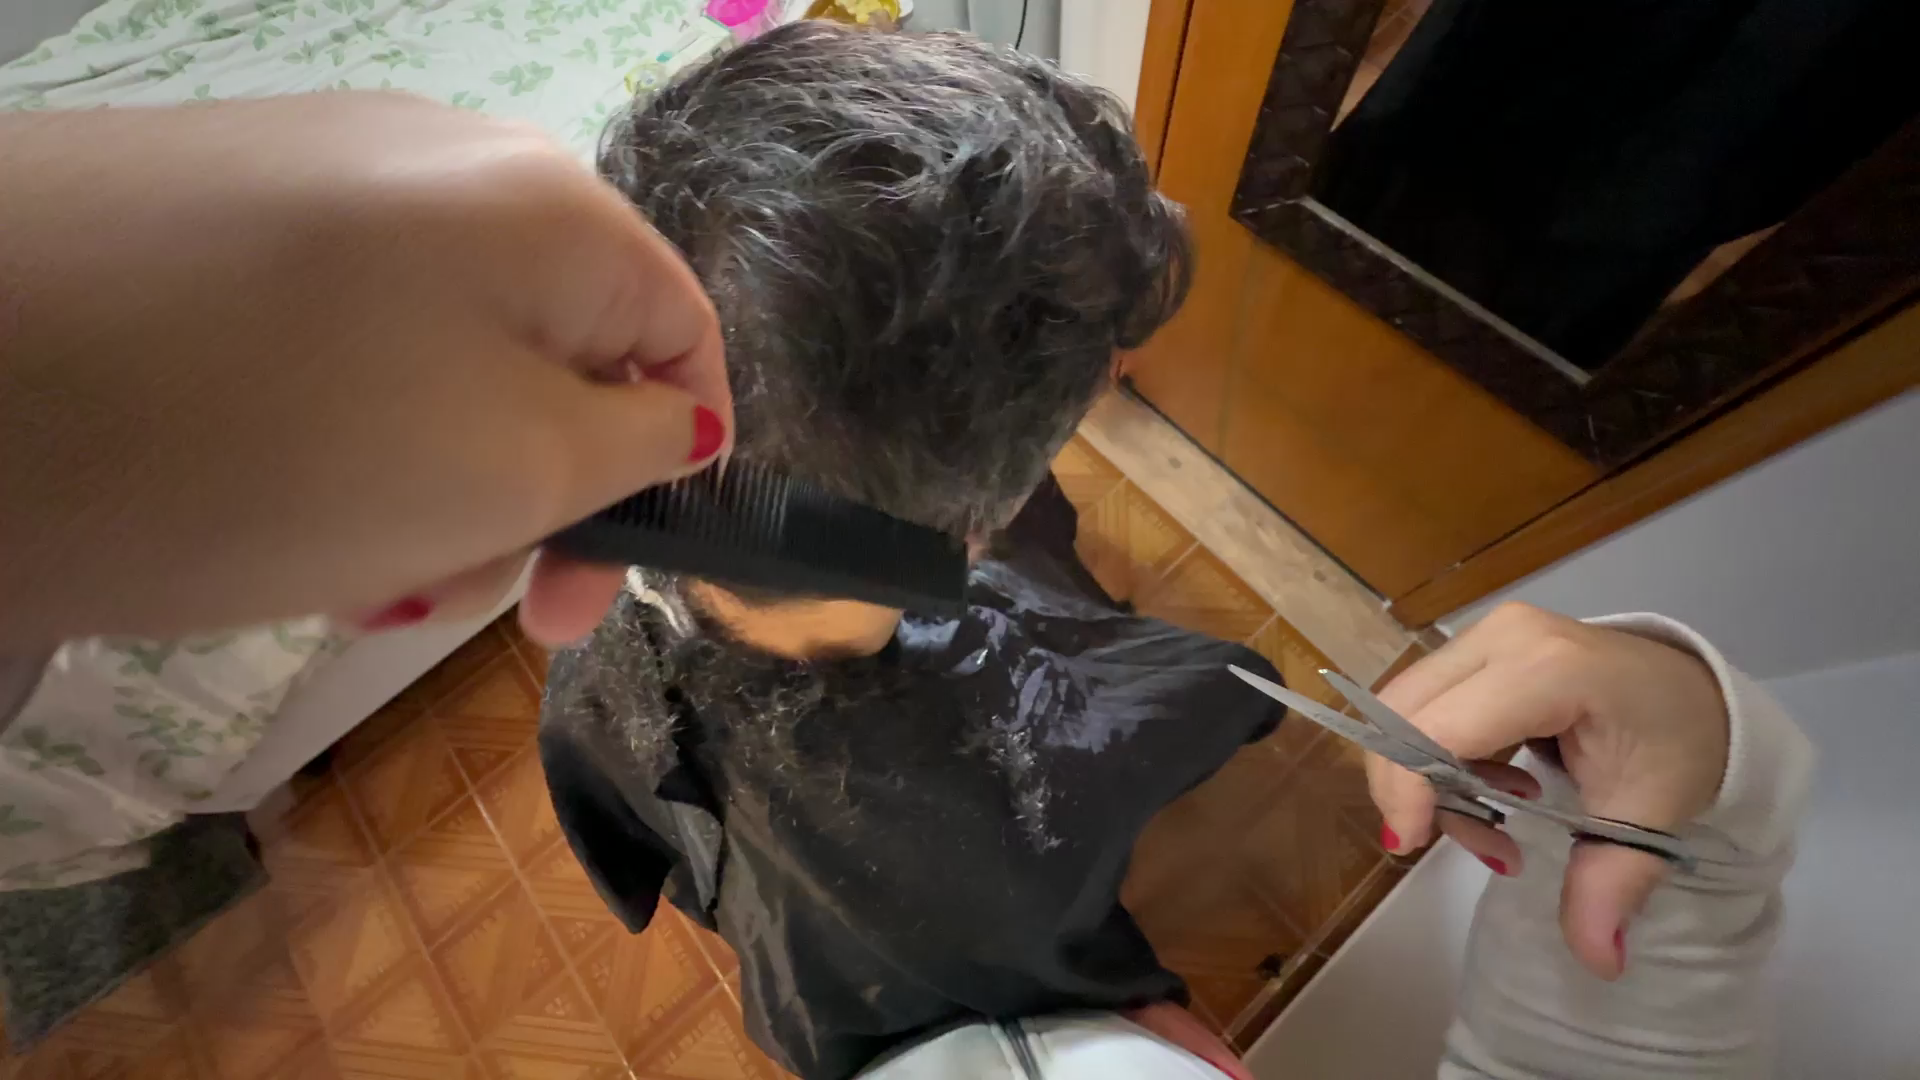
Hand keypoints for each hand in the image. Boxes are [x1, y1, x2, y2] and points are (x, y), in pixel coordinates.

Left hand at [0, 93, 730, 648]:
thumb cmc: (288, 441)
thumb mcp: (530, 467)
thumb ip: (651, 445)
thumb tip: (687, 428)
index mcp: (558, 215)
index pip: (689, 339)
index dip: (685, 453)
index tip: (637, 554)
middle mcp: (466, 178)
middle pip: (582, 363)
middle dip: (562, 497)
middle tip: (526, 609)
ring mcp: (349, 194)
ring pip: (482, 374)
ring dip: (469, 493)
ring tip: (391, 578)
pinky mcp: (249, 228)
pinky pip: (385, 356)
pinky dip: (386, 450)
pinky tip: (324, 523)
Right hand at [1366, 603, 1729, 979]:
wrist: (1693, 686)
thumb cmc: (1679, 741)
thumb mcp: (1653, 814)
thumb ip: (1610, 881)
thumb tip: (1596, 961)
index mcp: (1548, 669)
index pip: (1437, 727)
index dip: (1408, 788)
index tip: (1408, 844)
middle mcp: (1497, 636)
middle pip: (1401, 712)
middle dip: (1404, 785)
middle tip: (1440, 840)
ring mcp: (1478, 632)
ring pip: (1400, 706)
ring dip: (1416, 772)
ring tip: (1486, 819)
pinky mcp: (1467, 643)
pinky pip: (1418, 699)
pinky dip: (1428, 751)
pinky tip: (1484, 782)